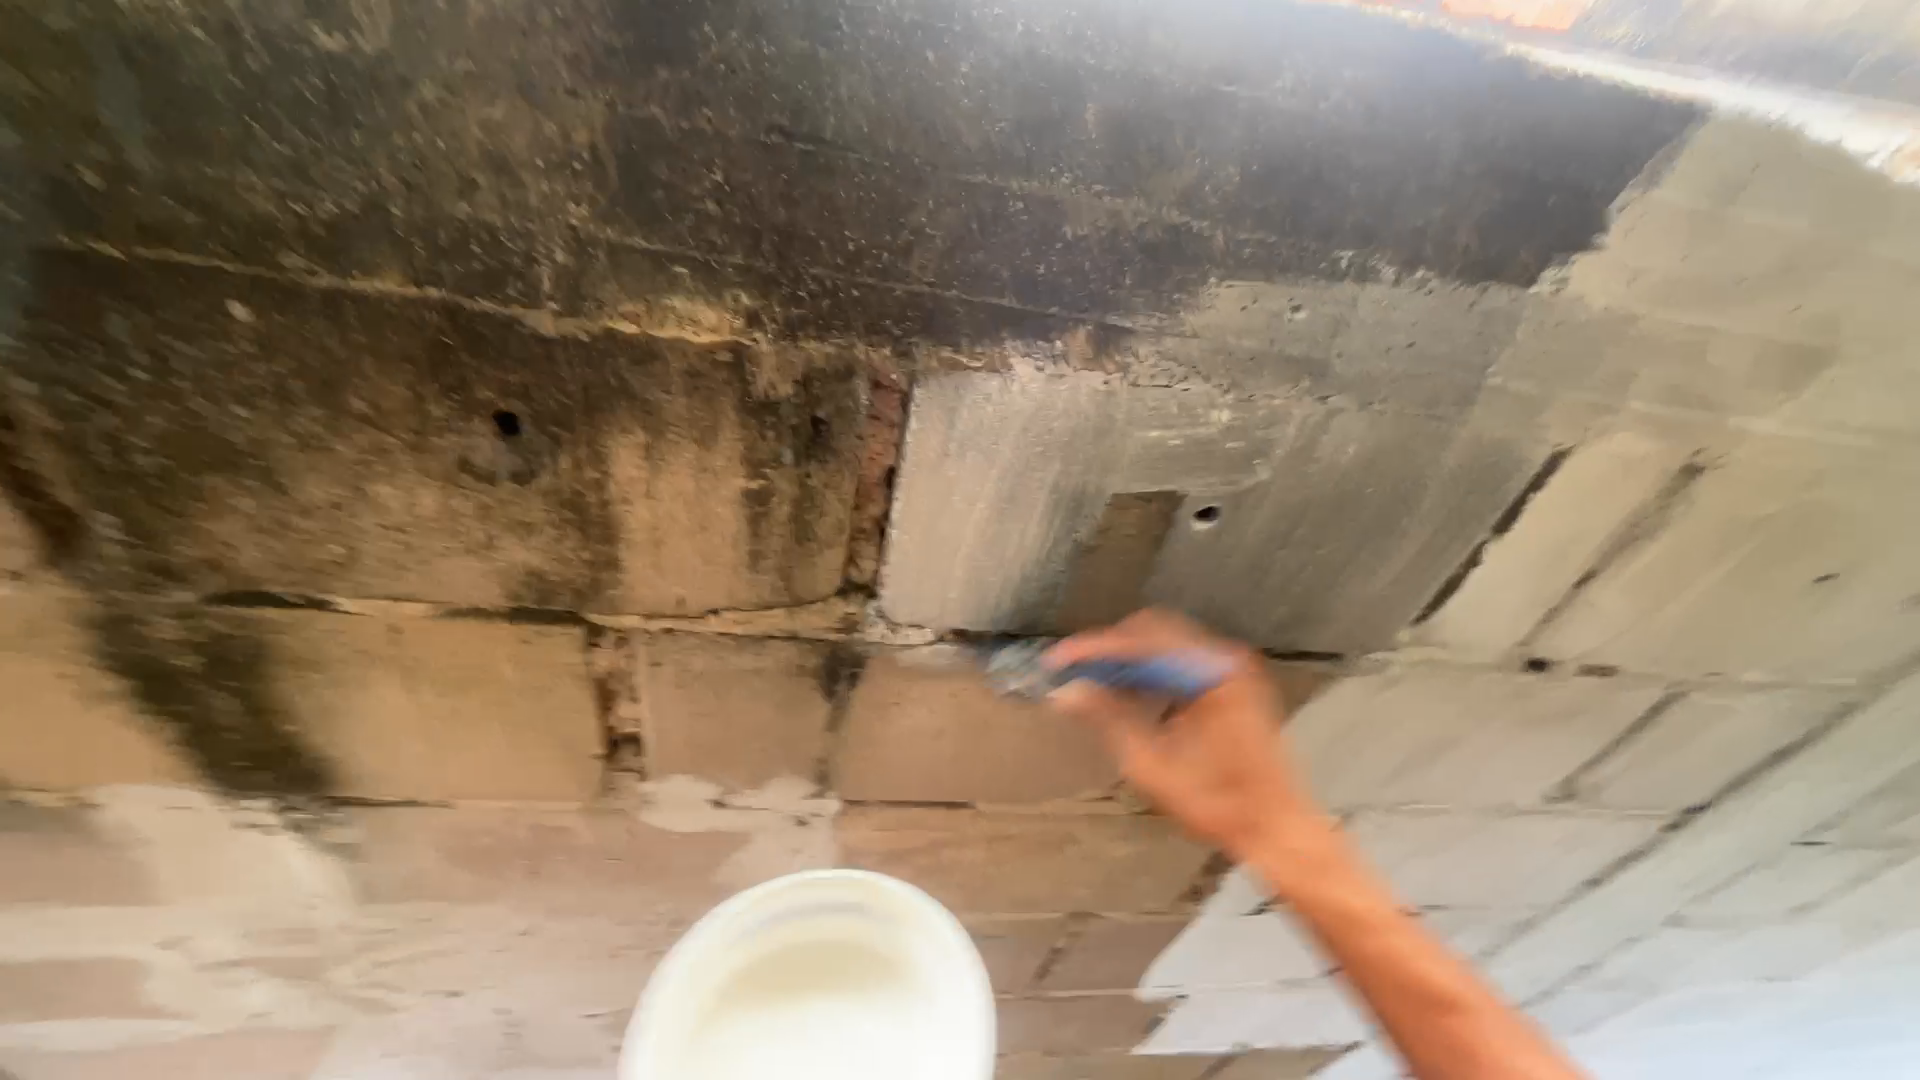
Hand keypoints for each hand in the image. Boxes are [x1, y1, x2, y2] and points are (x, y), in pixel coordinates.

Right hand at [1044, 609, 1327, 859]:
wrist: (1277, 828)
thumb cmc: (1218, 806)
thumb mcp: (1152, 766)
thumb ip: (1110, 719)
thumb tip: (1068, 691)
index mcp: (1210, 675)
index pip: (1140, 644)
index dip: (1094, 650)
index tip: (1058, 660)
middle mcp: (1225, 659)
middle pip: (1153, 630)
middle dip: (1109, 648)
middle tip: (1075, 671)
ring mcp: (1233, 668)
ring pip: (1166, 640)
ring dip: (1129, 657)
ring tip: (1094, 680)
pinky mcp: (1234, 681)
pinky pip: (1182, 658)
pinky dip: (1151, 668)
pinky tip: (1128, 690)